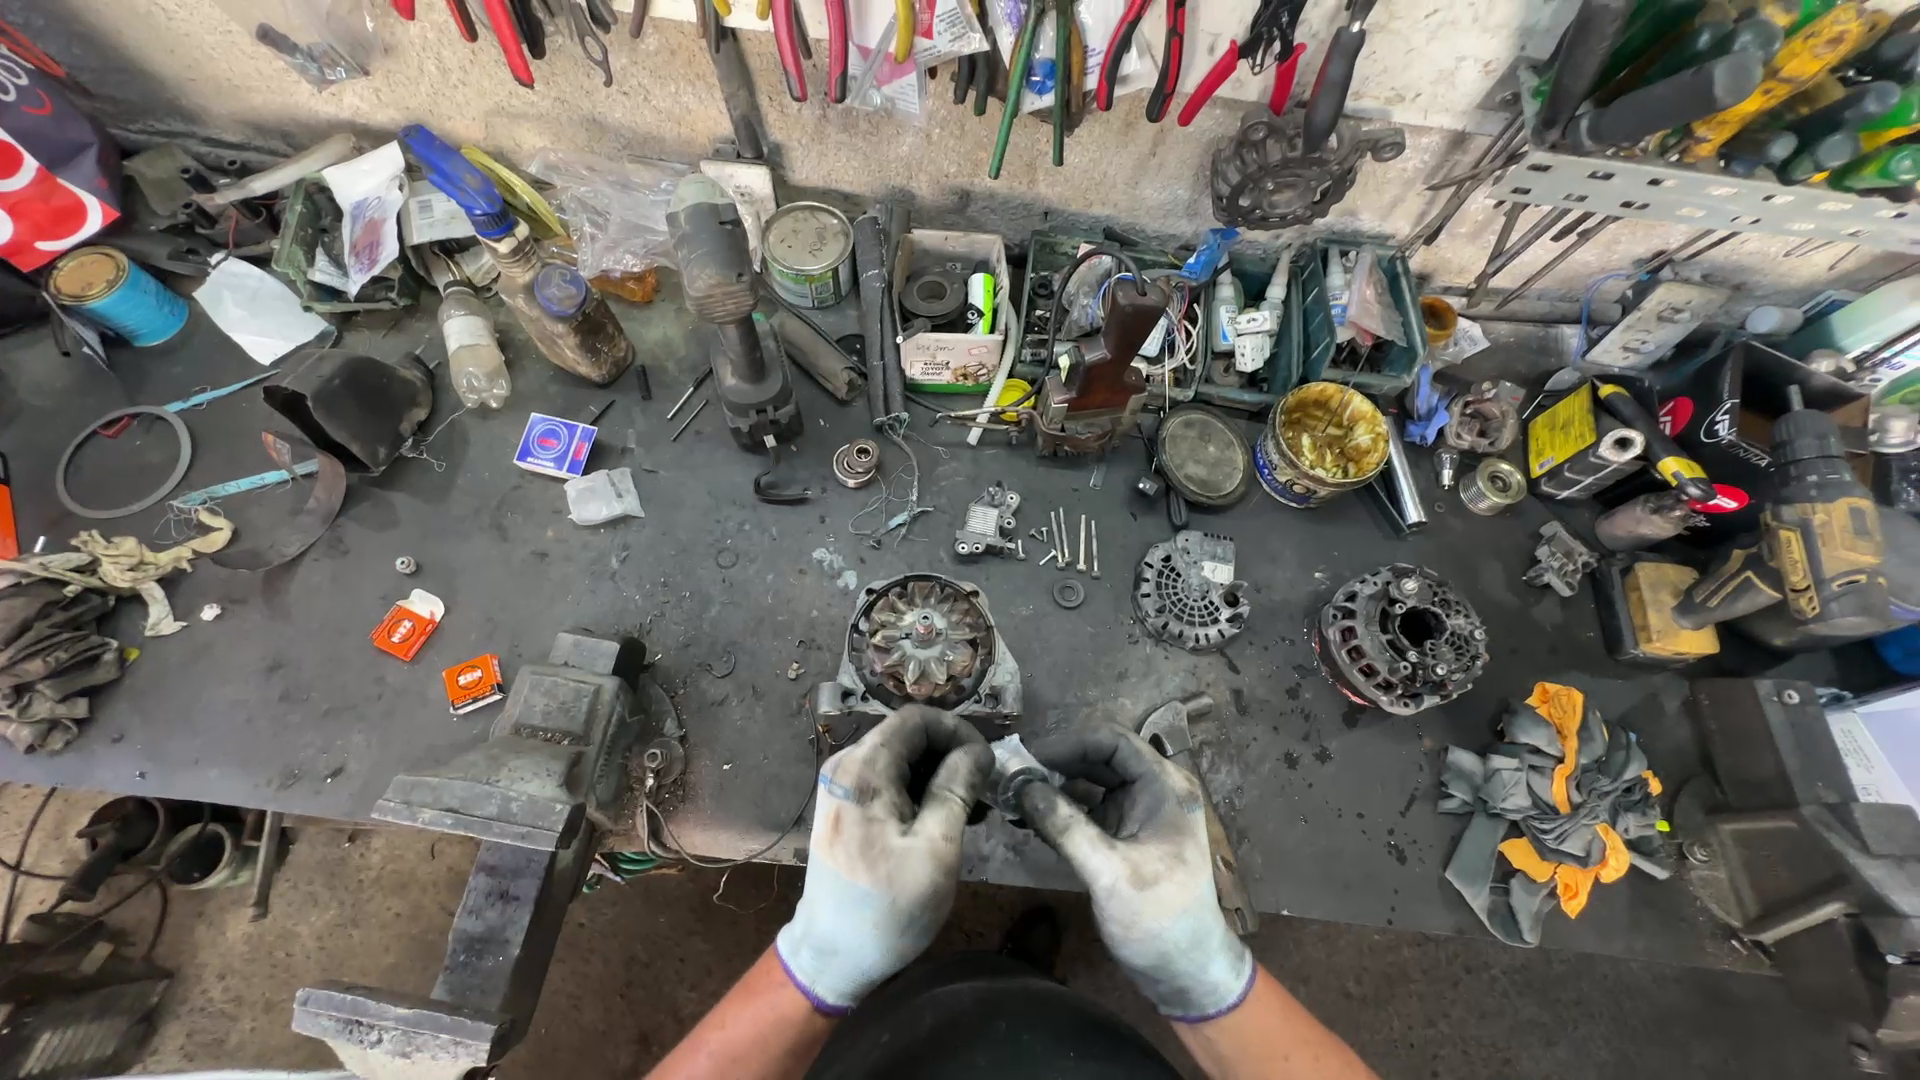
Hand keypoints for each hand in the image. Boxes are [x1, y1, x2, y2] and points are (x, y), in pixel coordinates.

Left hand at [776, 704, 992, 1013]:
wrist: (831, 957)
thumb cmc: (887, 908)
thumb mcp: (935, 850)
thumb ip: (956, 789)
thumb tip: (979, 750)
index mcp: (863, 769)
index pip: (917, 718)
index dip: (958, 731)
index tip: (986, 764)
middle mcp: (846, 766)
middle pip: (908, 735)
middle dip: (951, 755)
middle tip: (983, 792)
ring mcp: (842, 785)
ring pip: (901, 757)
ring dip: (939, 774)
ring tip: (971, 812)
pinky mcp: (845, 805)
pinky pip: (889, 779)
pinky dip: (920, 790)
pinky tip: (943, 820)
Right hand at [1016, 721, 1254, 1021]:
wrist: (1186, 973)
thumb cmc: (1159, 921)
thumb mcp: (1110, 874)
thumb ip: (1066, 827)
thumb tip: (1022, 786)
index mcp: (1165, 787)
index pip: (1112, 741)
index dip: (1068, 744)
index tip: (1029, 761)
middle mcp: (1154, 788)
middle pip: (1099, 756)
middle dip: (1056, 764)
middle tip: (1015, 779)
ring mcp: (1139, 809)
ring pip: (1090, 779)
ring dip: (1055, 785)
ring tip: (1016, 799)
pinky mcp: (1125, 830)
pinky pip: (1088, 805)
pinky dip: (1061, 808)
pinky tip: (1032, 820)